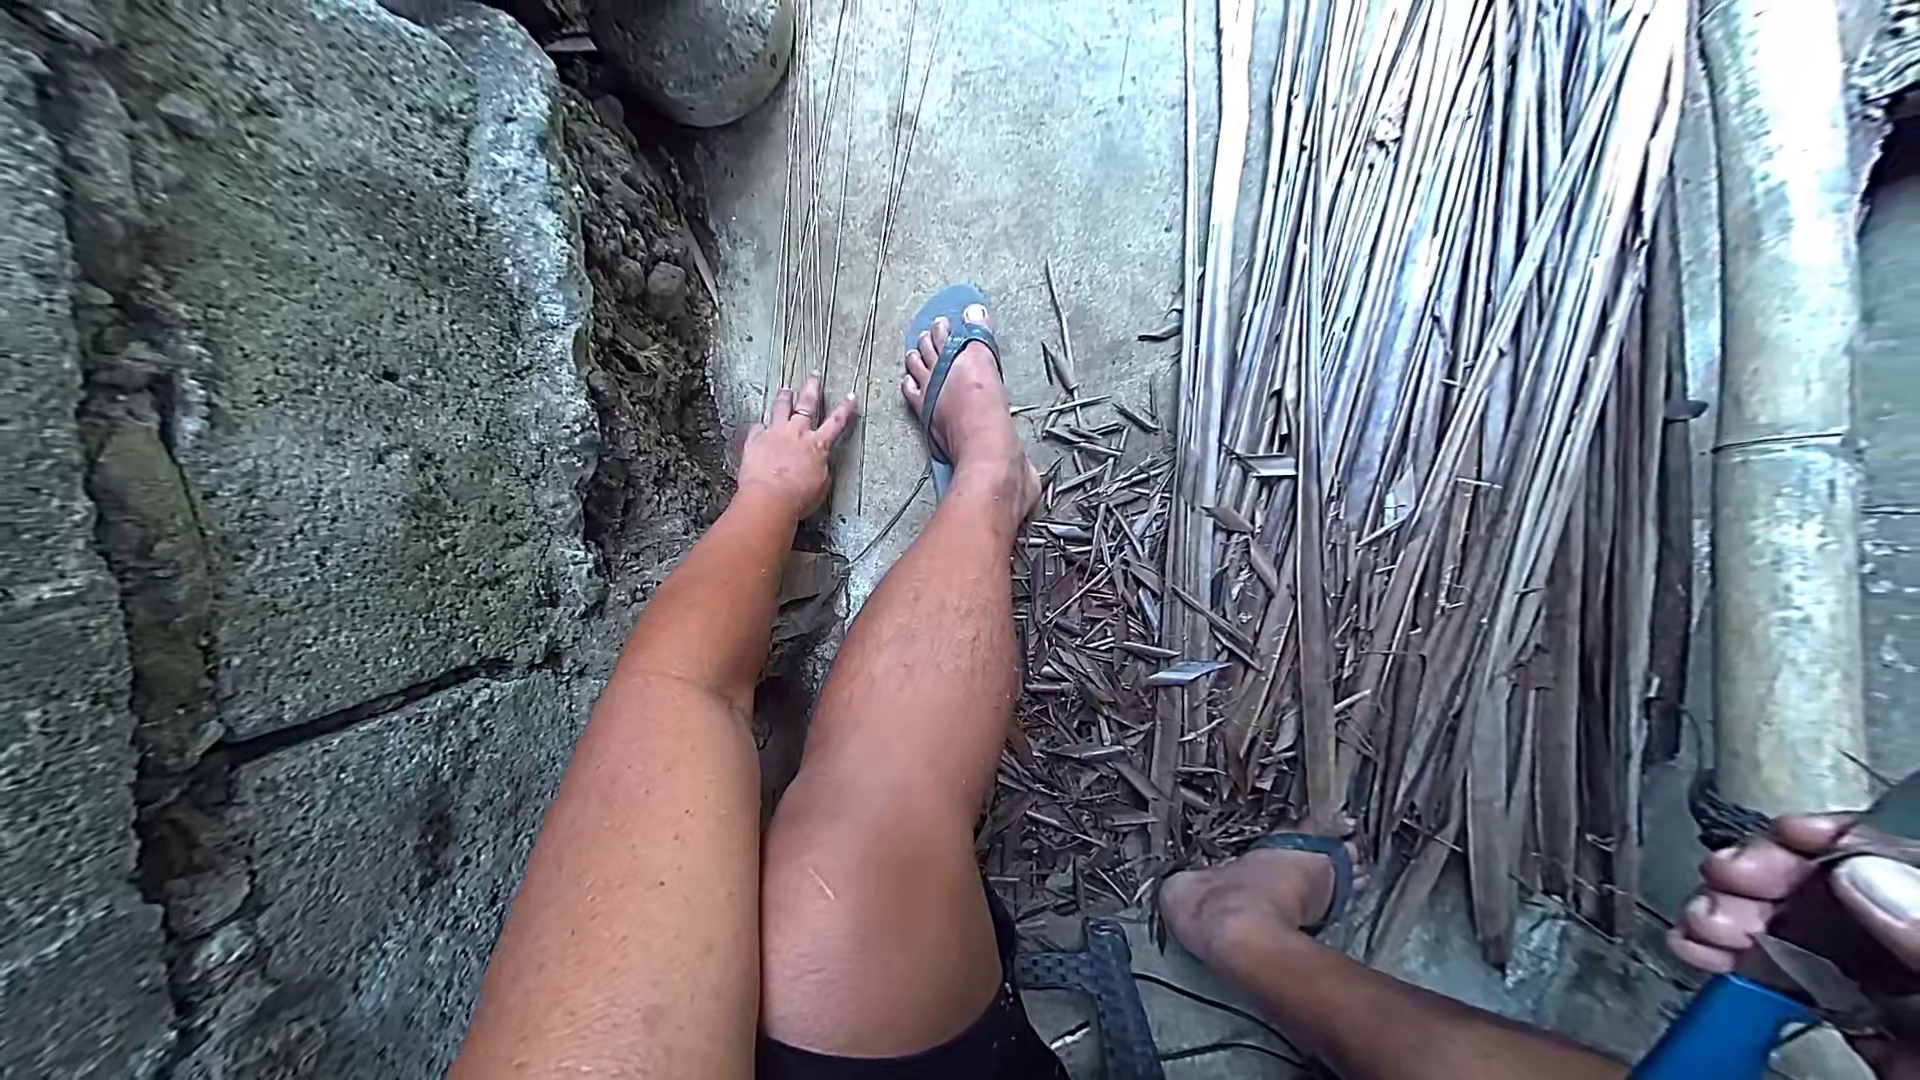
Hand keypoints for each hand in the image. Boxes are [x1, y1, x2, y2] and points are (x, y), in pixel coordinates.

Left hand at [736, 375, 857, 518]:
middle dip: (812, 390)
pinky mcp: (755, 441)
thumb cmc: (797, 497)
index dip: (844, 409)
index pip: (836, 423)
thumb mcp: (821, 484)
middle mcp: (797, 434)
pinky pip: (757, 427)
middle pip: (806, 405)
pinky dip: (760, 426)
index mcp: (817, 445)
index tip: (850, 398)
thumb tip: (819, 463)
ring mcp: (774, 434)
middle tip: (813, 379)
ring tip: (785, 389)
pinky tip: (759, 424)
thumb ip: (821, 467)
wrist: (770, 499)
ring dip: (784, 397)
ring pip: (780, 408)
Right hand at [1670, 814, 1919, 1075]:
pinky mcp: (1875, 1029)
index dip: (1862, 839)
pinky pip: (1797, 970)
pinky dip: (1737, 953)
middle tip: (1729, 884)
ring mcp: (1917, 1002)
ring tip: (1705, 925)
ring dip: (1739, 911)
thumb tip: (1867, 873)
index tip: (1794, 836)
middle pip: (1860, 889)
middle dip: (1775, 877)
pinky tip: (1704, 948)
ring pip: (1811, 923)